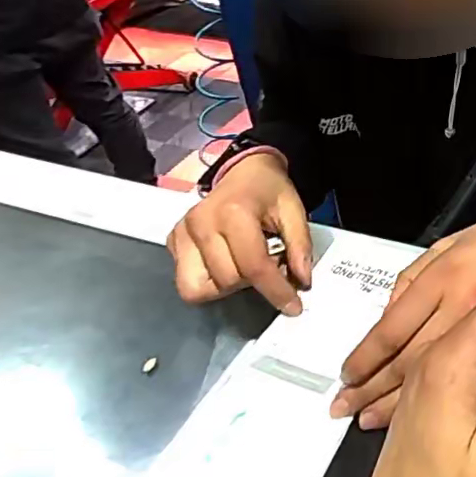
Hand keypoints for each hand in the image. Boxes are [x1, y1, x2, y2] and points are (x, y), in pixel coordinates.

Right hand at [166, 150, 313, 313]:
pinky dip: (212, 281)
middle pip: (228, 281)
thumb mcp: (294, 209)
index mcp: (234, 214)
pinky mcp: (173, 242)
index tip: (293, 307)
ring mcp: (182, 235)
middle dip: (255, 282)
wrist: (243, 170)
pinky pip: (188, 281)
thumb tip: (302, 281)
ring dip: (229, 286)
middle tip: (273, 263)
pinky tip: (229, 261)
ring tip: (248, 263)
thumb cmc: (269, 189)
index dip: (275, 291)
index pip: (254, 266)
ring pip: (200, 289)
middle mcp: (201, 225)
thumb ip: (300, 245)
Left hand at [334, 209, 475, 425]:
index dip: (365, 357)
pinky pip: (463, 381)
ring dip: (392, 398)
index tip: (347, 373)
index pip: (391, 330)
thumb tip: (390, 310)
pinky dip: (437, 397)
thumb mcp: (449, 243)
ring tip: (365, 415)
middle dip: (369, 387)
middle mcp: (456, 310)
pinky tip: (417, 412)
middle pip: (402, 359)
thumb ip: (415, 276)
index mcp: (443, 281)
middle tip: (343, 405)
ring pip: (430, 375)